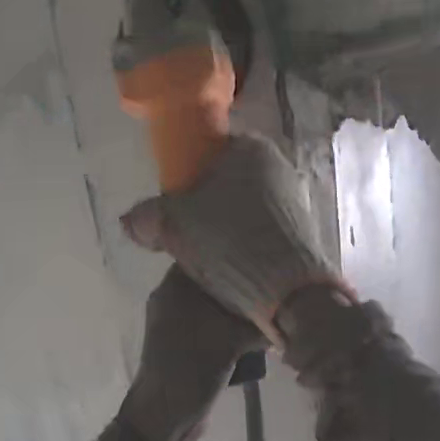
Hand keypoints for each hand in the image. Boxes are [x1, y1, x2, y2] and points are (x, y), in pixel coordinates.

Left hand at [117, 266, 266, 440]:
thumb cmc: (192, 367)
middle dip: (246, 283)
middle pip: (216, 281)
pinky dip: (237, 329)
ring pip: (219, 307)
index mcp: (175, 287)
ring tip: (276, 304)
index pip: (207, 254)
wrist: (167, 415)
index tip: (266, 251)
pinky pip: (218, 328)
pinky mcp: (192, 346)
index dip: (236, 251)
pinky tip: (262, 331)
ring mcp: (182, 325)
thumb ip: (258, 319)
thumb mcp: (230, 337)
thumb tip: (288, 308)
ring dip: (244, 309)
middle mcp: (176, 300)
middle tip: (279, 279)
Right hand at [120, 133, 350, 343]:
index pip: (208, 154)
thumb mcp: (172, 226)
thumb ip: (145, 217)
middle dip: (206, 208)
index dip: (185, 180)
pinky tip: (237, 271)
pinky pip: (266, 235)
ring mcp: (298, 201)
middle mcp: (281, 165)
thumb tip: (131, 221)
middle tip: (187, 238)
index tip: (173, 209)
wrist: (291, 294)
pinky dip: (250, 248)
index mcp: (251, 146)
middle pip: (228, 184)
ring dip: (227, 231)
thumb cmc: (229, 245)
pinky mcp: (308, 235)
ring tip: (211, 261)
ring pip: (247, 211)